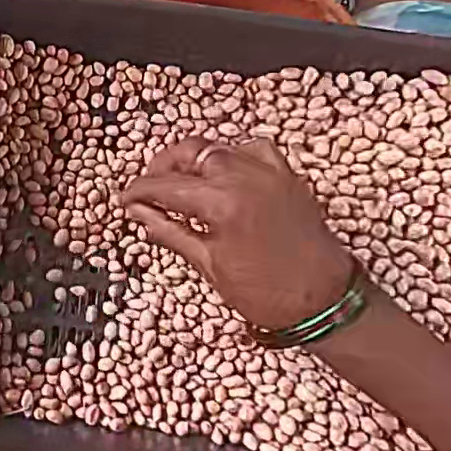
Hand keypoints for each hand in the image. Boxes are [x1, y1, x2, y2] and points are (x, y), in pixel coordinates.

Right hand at [119, 137, 357, 331]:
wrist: (325, 303)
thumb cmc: (268, 293)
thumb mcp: (207, 264)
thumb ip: (168, 231)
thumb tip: (139, 213)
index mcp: (221, 202)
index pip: (164, 186)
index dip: (138, 192)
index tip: (125, 200)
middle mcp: (245, 178)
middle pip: (188, 153)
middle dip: (161, 168)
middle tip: (147, 190)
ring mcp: (269, 173)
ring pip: (217, 148)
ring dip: (192, 160)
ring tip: (178, 182)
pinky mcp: (287, 178)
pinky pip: (252, 150)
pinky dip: (231, 156)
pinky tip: (222, 174)